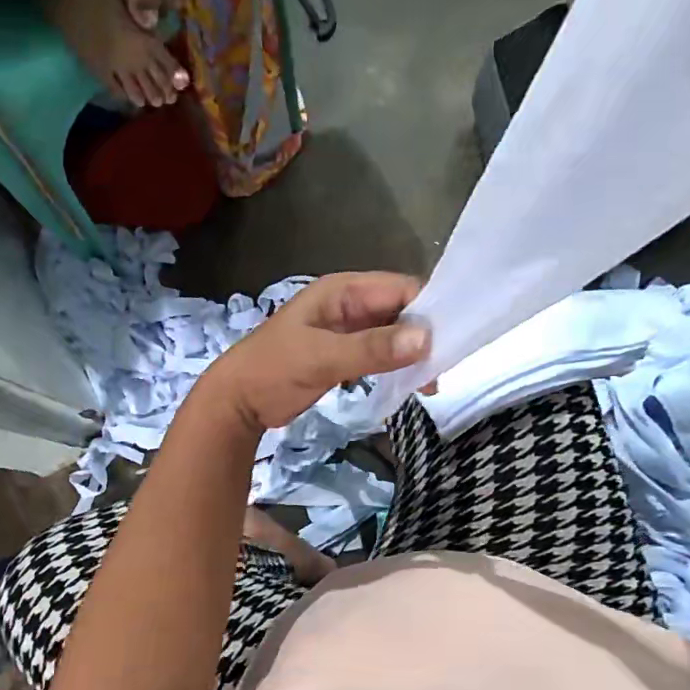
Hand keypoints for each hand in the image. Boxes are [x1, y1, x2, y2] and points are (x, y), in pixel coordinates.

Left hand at [195, 272, 430, 432]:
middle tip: (446, 365)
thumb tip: (427, 339)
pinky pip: (380, 353)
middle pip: (400, 310)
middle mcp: (348, 304)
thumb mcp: (322, 358)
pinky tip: (411, 384)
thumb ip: (372, 349)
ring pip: (392, 333)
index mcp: (342, 291)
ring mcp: (346, 330)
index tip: (453, 338)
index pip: (400, 288)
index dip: (429, 308)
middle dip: (424, 333)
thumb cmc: (273, 371)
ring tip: (431, 381)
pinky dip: (396, 365)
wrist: (236, 402)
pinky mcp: (343, 354)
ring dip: (412, 353)